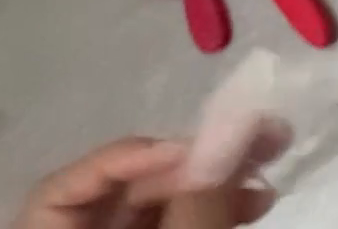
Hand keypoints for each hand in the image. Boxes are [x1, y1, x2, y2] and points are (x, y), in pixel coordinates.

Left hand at [14, 122, 288, 228]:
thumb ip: (201, 194)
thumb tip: (243, 119)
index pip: (66, 186)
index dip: (131, 159)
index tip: (200, 145)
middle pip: (127, 188)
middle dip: (199, 162)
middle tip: (263, 138)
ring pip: (161, 200)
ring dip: (221, 179)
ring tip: (272, 165)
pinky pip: (180, 218)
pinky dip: (219, 204)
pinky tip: (260, 198)